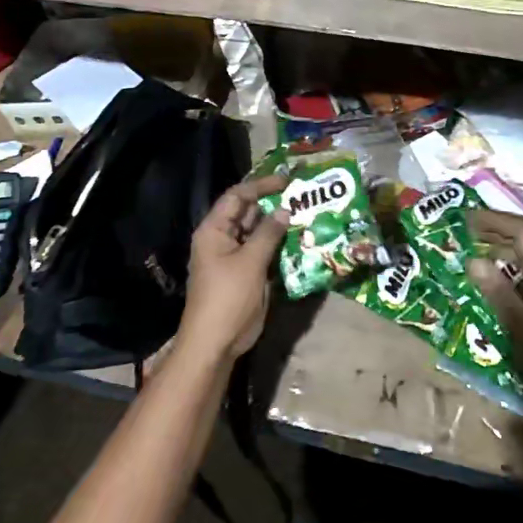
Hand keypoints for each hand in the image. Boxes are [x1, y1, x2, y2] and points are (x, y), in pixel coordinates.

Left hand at [179, 174, 289, 363]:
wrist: (216, 342)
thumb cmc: (228, 297)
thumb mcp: (250, 262)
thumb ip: (268, 233)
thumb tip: (285, 210)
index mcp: (215, 230)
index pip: (237, 197)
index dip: (261, 186)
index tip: (287, 181)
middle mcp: (223, 239)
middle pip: (248, 213)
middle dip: (274, 205)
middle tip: (303, 197)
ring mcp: (235, 257)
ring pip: (259, 233)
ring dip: (280, 226)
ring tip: (307, 215)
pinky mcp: (247, 274)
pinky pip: (264, 253)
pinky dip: (280, 247)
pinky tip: (301, 241)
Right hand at [465, 210, 522, 424]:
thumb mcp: (520, 324)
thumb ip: (497, 291)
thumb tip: (472, 260)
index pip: (522, 231)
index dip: (494, 220)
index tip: (466, 218)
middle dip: (494, 228)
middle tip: (462, 228)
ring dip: (498, 243)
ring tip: (470, 243)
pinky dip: (505, 261)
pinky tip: (488, 270)